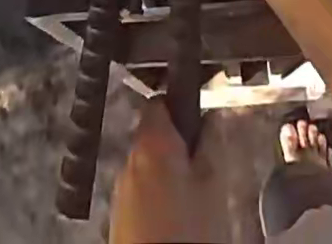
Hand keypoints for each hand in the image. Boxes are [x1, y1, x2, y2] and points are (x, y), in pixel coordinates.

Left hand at [110, 98, 230, 242]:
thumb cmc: (188, 230)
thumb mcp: (213, 181)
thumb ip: (211, 142)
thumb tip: (212, 116)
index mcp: (152, 143)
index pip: (160, 102)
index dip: (180, 104)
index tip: (199, 115)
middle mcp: (130, 161)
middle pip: (154, 136)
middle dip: (178, 144)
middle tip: (205, 161)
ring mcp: (120, 192)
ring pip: (148, 166)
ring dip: (168, 172)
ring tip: (195, 195)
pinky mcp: (118, 220)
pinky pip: (140, 194)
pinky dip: (157, 197)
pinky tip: (177, 218)